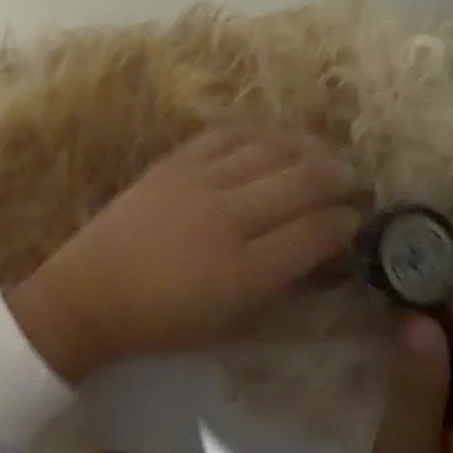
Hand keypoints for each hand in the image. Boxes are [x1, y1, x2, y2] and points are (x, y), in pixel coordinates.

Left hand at [6, 129, 356, 381]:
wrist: (91, 292)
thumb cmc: (163, 319)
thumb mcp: (231, 320)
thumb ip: (280, 282)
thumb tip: (319, 248)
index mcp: (246, 269)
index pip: (317, 232)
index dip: (349, 222)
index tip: (361, 218)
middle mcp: (228, 216)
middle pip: (302, 180)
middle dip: (341, 176)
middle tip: (357, 180)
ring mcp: (197, 181)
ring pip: (269, 148)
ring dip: (307, 148)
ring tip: (324, 155)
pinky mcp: (172, 162)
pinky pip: (226, 133)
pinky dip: (259, 133)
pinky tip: (273, 139)